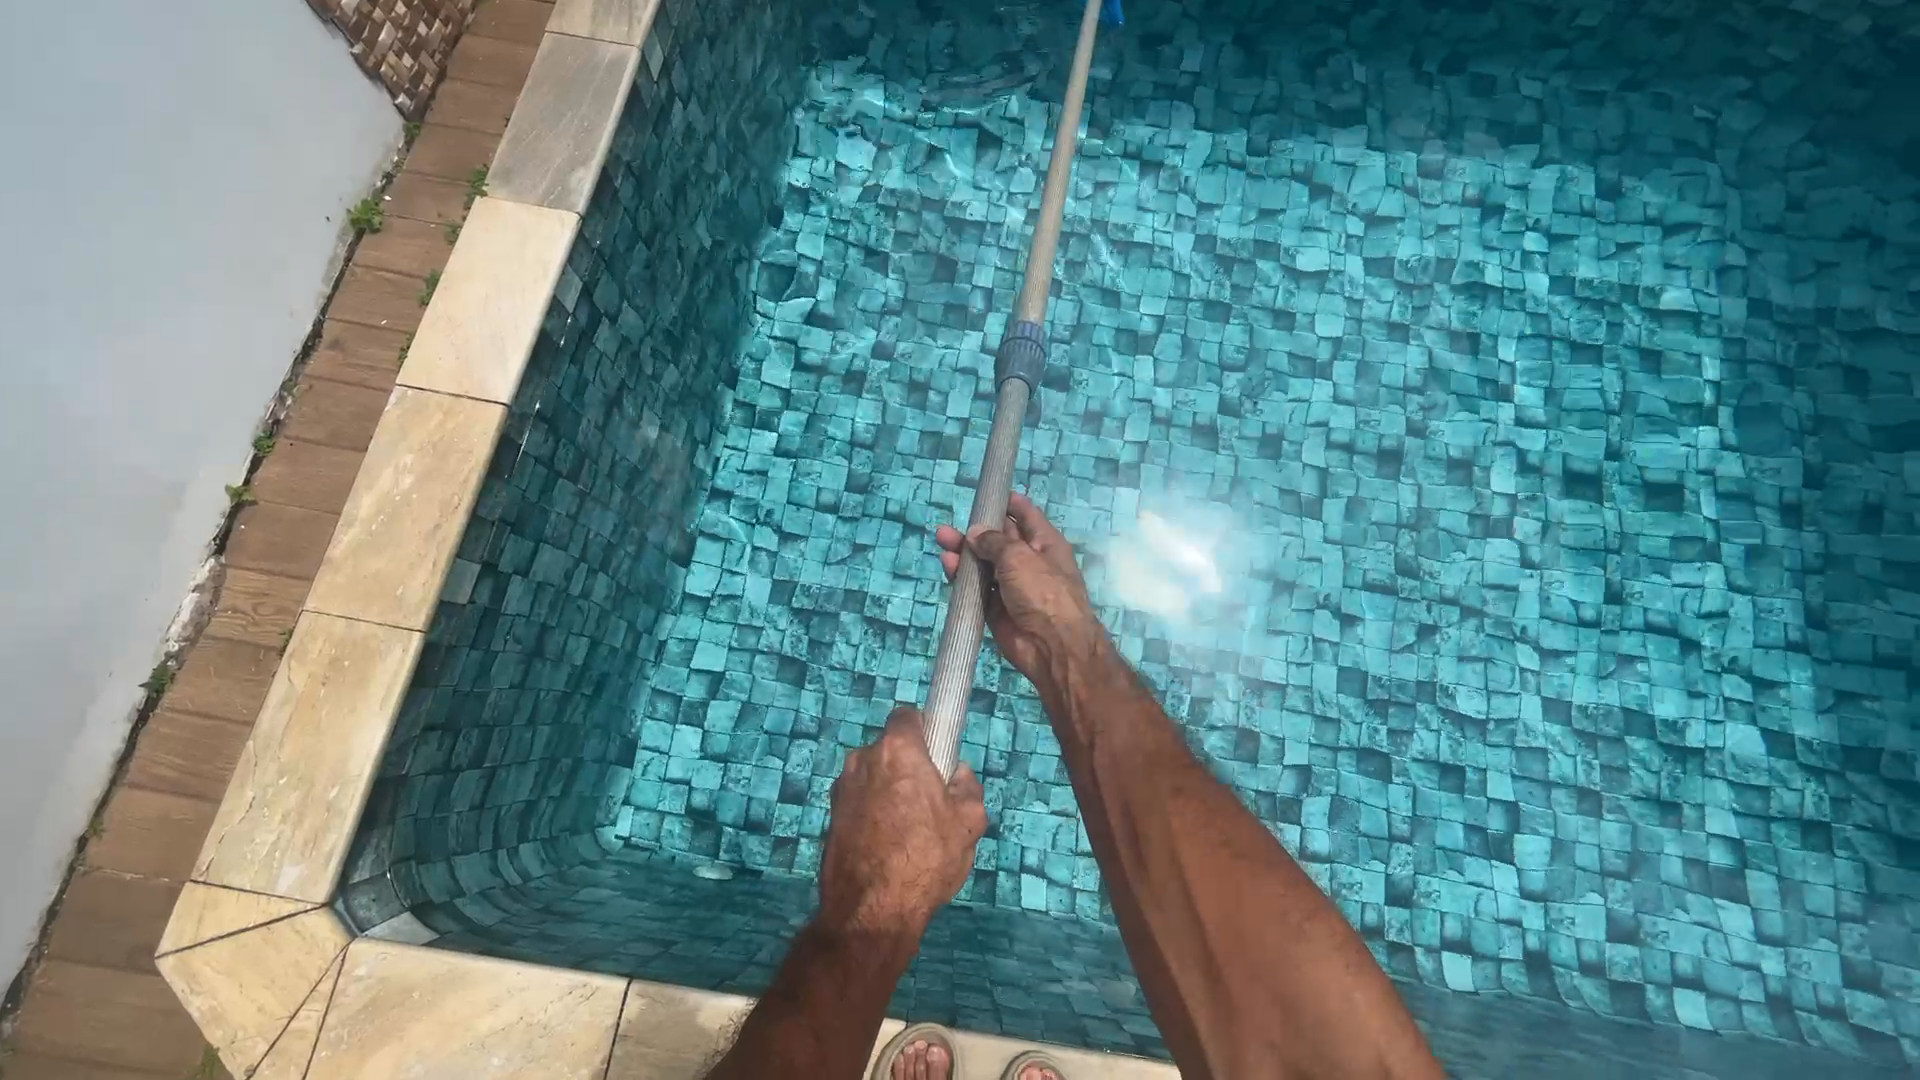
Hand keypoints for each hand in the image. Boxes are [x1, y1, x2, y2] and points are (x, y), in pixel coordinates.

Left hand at [819, 707, 986, 940]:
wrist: (872, 911)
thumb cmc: (926, 858)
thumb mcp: (969, 822)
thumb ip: (967, 787)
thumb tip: (957, 774)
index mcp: (897, 750)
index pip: (908, 716)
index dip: (925, 731)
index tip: (937, 755)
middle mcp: (863, 759)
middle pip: (891, 750)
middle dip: (908, 767)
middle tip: (930, 801)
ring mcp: (841, 788)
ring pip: (874, 777)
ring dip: (889, 792)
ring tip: (908, 831)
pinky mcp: (829, 816)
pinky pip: (859, 802)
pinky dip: (872, 814)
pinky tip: (887, 846)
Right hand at [935, 492, 1106, 690]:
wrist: (1052, 646)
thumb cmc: (1043, 592)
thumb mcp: (1018, 557)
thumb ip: (993, 541)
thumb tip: (974, 533)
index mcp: (1045, 543)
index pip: (1026, 515)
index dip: (1007, 503)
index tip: (985, 495)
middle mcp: (1029, 562)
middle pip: (1000, 540)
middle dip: (977, 530)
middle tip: (951, 526)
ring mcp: (1013, 586)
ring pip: (985, 564)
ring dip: (965, 553)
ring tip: (942, 541)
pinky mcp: (997, 608)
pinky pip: (978, 588)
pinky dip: (963, 578)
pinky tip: (949, 566)